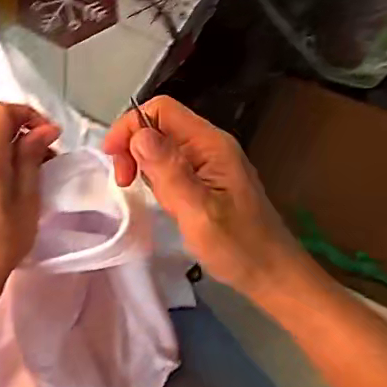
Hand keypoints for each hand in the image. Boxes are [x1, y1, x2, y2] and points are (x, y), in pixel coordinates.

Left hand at [0, 103, 60, 290]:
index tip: (49, 137)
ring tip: (36, 181)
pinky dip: (1, 166)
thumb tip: (43, 129)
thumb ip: (31, 156)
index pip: (0, 112)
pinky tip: (15, 192)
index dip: (27, 115)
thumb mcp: (27, 196)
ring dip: (15, 154)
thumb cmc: (2, 238)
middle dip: (25, 137)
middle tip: (50, 162)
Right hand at [100, 96, 316, 293]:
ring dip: (143, 164)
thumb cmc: (238, 247)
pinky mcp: (206, 179)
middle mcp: (210, 145)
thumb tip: (138, 134)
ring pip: (162, 145)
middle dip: (133, 146)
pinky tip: (163, 202)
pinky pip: (171, 165)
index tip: (113, 159)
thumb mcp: (198, 211)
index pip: (162, 109)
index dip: (130, 125)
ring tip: (149, 196)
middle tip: (125, 182)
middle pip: (159, 124)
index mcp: (211, 144)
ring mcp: (209, 162)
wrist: (273, 276)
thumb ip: (169, 171)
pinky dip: (156, 178)